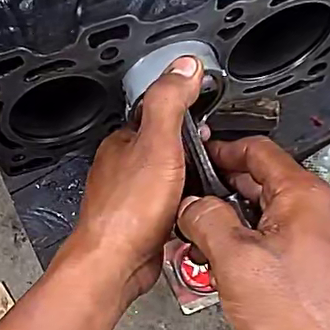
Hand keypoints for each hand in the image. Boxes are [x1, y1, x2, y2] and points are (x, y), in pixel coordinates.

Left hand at [57, 57, 203, 300]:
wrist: (115, 263)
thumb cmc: (127, 210)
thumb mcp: (158, 144)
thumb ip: (170, 102)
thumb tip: (184, 66)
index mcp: (123, 142)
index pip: (156, 112)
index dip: (185, 109)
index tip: (208, 111)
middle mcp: (124, 167)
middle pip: (165, 146)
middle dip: (192, 148)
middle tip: (214, 153)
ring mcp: (132, 196)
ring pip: (169, 177)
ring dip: (191, 178)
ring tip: (211, 180)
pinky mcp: (142, 223)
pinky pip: (170, 206)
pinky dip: (186, 204)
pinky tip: (196, 209)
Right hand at [176, 137, 329, 329]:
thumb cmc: (302, 317)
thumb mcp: (235, 259)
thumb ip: (206, 220)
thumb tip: (192, 205)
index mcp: (302, 195)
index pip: (256, 150)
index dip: (220, 150)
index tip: (196, 159)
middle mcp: (314, 211)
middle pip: (257, 182)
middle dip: (218, 194)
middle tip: (190, 209)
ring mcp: (315, 238)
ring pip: (261, 215)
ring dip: (228, 225)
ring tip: (203, 245)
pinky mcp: (311, 264)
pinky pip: (270, 241)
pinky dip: (244, 247)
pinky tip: (225, 268)